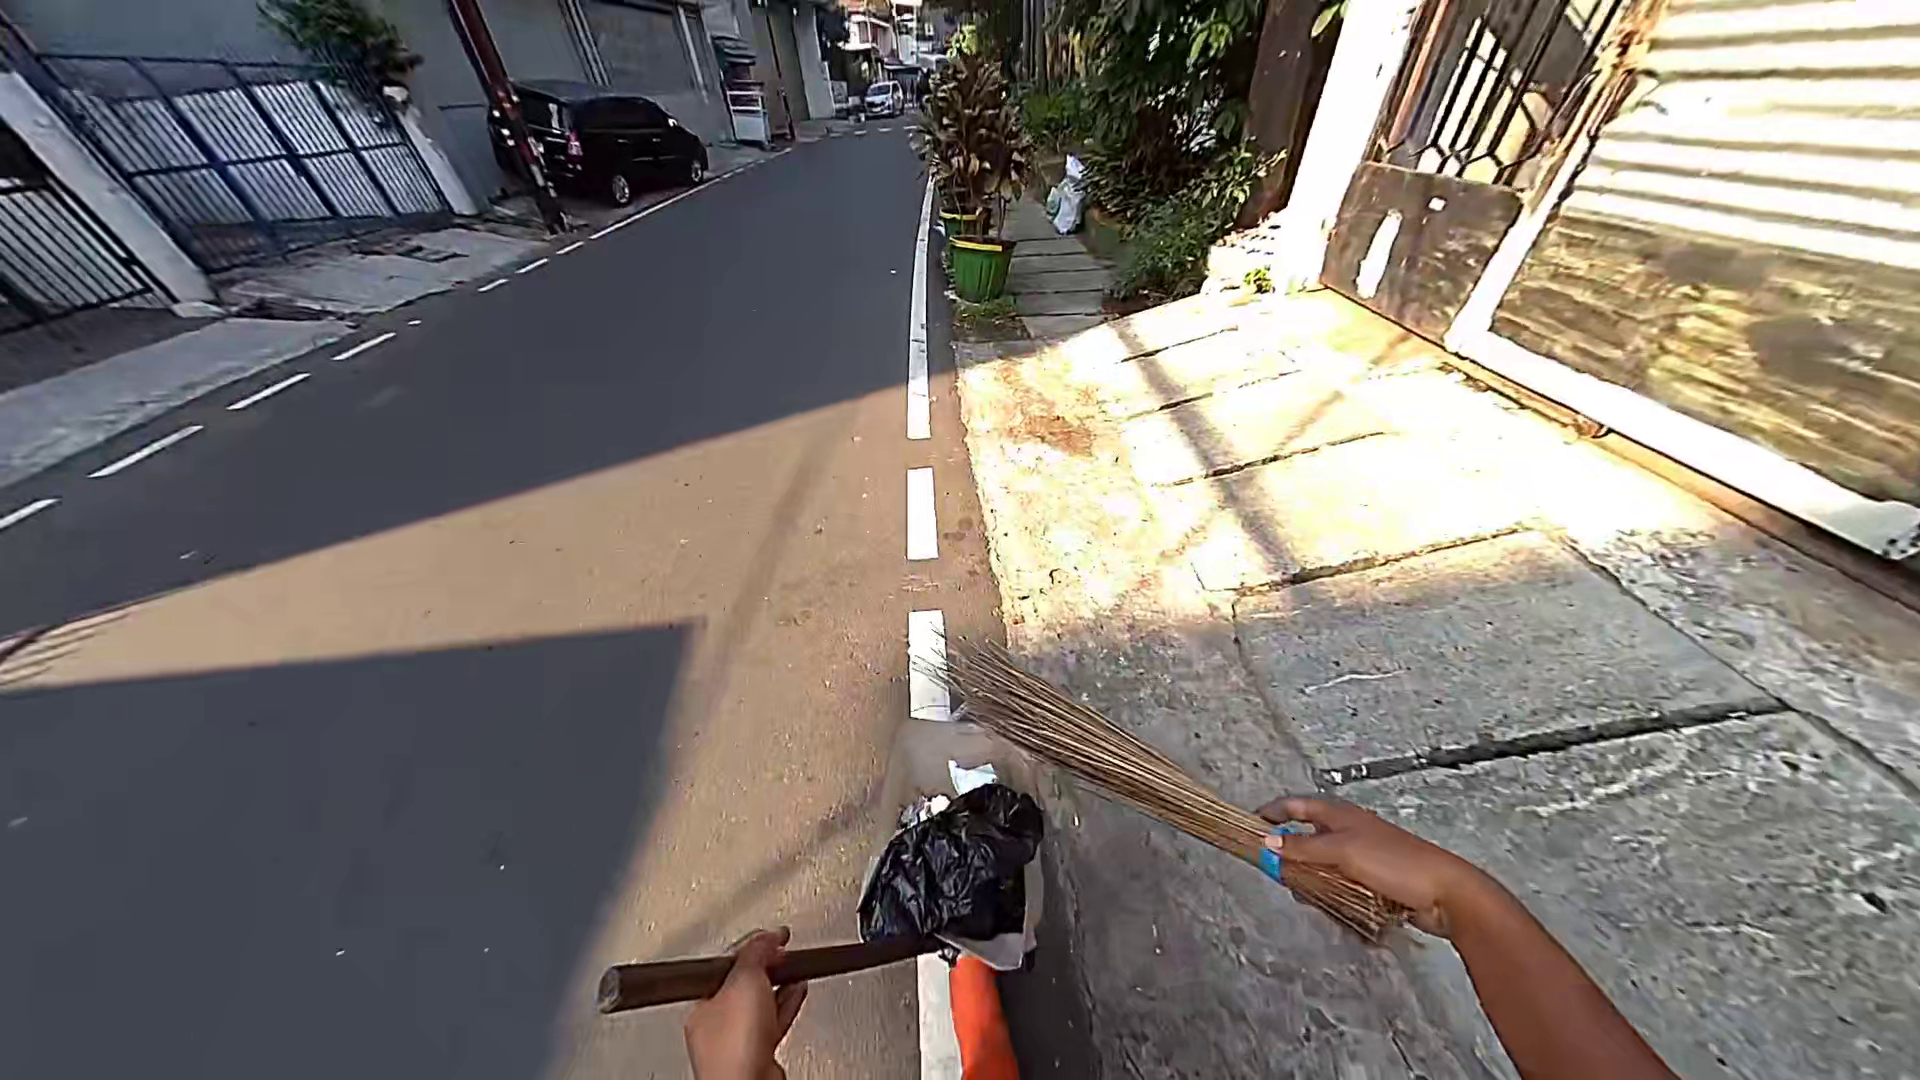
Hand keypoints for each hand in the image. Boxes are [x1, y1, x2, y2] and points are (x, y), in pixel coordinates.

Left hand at [684, 927, 808, 1079]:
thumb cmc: (734, 1043)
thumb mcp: (745, 977)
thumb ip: (756, 951)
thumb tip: (766, 936)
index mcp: (702, 1003)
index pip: (728, 963)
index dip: (752, 946)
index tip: (772, 936)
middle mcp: (715, 1024)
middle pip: (743, 983)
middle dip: (767, 964)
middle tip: (783, 951)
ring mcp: (737, 1041)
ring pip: (760, 1002)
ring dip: (780, 983)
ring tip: (796, 968)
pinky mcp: (758, 1053)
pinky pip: (774, 1019)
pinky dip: (787, 1002)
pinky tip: (798, 990)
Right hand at [1256, 796, 1493, 936]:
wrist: (1449, 894)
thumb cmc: (1393, 862)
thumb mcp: (1342, 851)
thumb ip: (1302, 847)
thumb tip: (1266, 842)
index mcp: (1338, 813)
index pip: (1294, 805)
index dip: (1271, 812)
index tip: (1250, 825)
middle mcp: (1346, 829)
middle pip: (1305, 835)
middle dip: (1288, 852)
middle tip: (1274, 870)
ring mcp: (1361, 854)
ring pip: (1321, 862)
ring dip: (1309, 876)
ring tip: (1303, 894)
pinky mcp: (1373, 879)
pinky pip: (1339, 882)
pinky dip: (1329, 891)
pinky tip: (1327, 905)